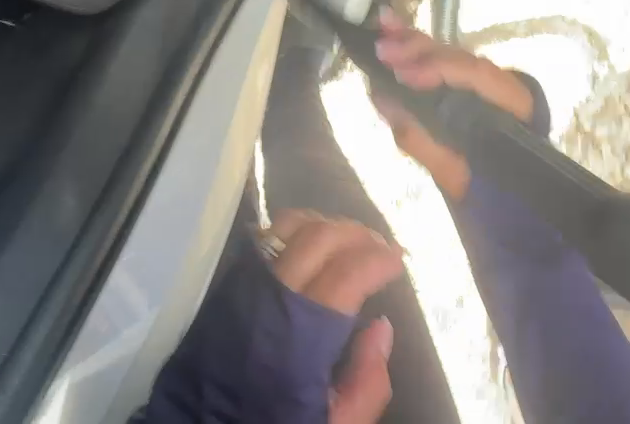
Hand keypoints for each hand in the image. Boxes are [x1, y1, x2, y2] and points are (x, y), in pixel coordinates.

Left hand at [267, 210, 402, 423]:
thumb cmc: (274, 423)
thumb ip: (366, 385)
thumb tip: (381, 327)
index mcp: (301, 337)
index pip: (346, 276)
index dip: (378, 260)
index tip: (399, 260)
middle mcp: (273, 296)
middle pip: (319, 239)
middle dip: (357, 234)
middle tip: (382, 245)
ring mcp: (248, 282)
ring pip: (290, 227)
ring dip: (327, 224)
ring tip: (351, 238)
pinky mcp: (231, 279)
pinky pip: (267, 234)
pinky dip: (297, 227)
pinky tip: (313, 240)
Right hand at [371, 11, 534, 200]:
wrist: (511, 197)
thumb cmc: (488, 188)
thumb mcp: (457, 176)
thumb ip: (421, 139)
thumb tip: (384, 102)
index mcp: (514, 103)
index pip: (477, 74)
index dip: (440, 68)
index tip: (404, 74)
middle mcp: (498, 81)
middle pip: (457, 56)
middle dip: (419, 51)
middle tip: (382, 51)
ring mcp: (479, 78)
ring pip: (445, 51)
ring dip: (410, 40)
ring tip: (379, 30)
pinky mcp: (459, 80)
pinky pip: (435, 56)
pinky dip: (410, 42)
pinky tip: (387, 26)